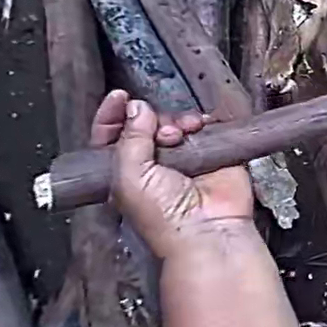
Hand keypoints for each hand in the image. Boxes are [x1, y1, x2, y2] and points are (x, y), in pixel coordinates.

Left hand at [96, 89, 255, 256]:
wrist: (208, 228)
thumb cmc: (165, 217)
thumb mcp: (129, 177)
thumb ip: (129, 138)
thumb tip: (136, 108)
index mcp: (126, 173)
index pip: (112, 136)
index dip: (113, 115)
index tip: (119, 97)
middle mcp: (155, 164)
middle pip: (148, 124)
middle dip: (151, 120)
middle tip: (159, 132)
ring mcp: (186, 158)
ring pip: (177, 122)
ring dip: (177, 121)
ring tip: (181, 134)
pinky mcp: (214, 153)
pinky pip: (208, 125)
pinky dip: (204, 121)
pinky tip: (199, 128)